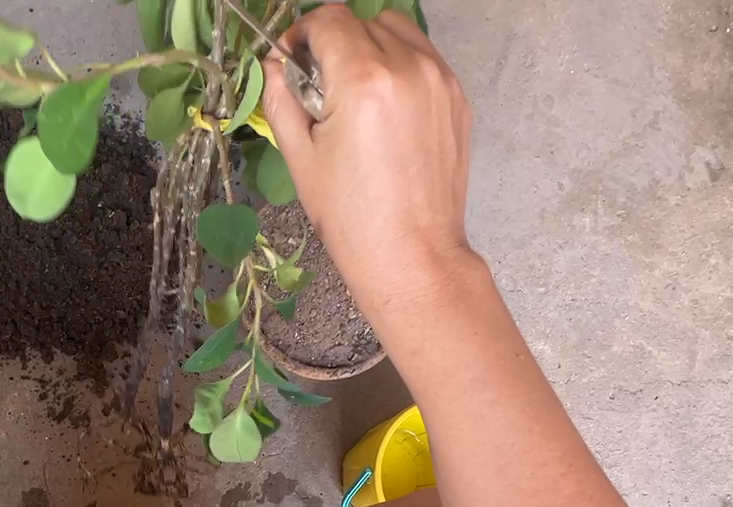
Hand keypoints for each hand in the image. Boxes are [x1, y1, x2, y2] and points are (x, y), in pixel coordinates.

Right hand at [261, 8, 473, 314]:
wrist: (411, 257)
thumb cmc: (351, 221)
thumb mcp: (302, 162)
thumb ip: (282, 103)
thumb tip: (275, 65)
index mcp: (364, 81)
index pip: (328, 20)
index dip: (302, 34)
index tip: (293, 62)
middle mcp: (408, 66)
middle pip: (361, 21)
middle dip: (334, 47)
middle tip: (322, 96)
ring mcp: (440, 79)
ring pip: (396, 31)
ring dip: (369, 50)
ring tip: (357, 103)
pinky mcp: (457, 97)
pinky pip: (422, 58)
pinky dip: (398, 70)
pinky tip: (385, 118)